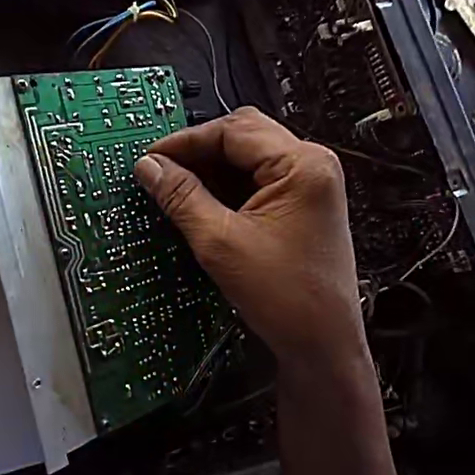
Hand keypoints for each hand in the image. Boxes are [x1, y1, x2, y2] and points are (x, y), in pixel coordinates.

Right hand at [135, 107, 368, 376]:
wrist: (322, 344)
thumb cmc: (289, 299)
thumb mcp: (221, 243)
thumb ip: (182, 197)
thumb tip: (151, 168)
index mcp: (303, 165)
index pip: (234, 130)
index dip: (186, 141)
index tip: (152, 158)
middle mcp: (313, 166)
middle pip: (243, 137)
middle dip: (199, 152)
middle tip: (161, 172)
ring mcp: (310, 185)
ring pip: (249, 158)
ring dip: (212, 170)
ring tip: (176, 190)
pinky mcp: (303, 204)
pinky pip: (258, 180)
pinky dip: (228, 187)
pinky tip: (201, 204)